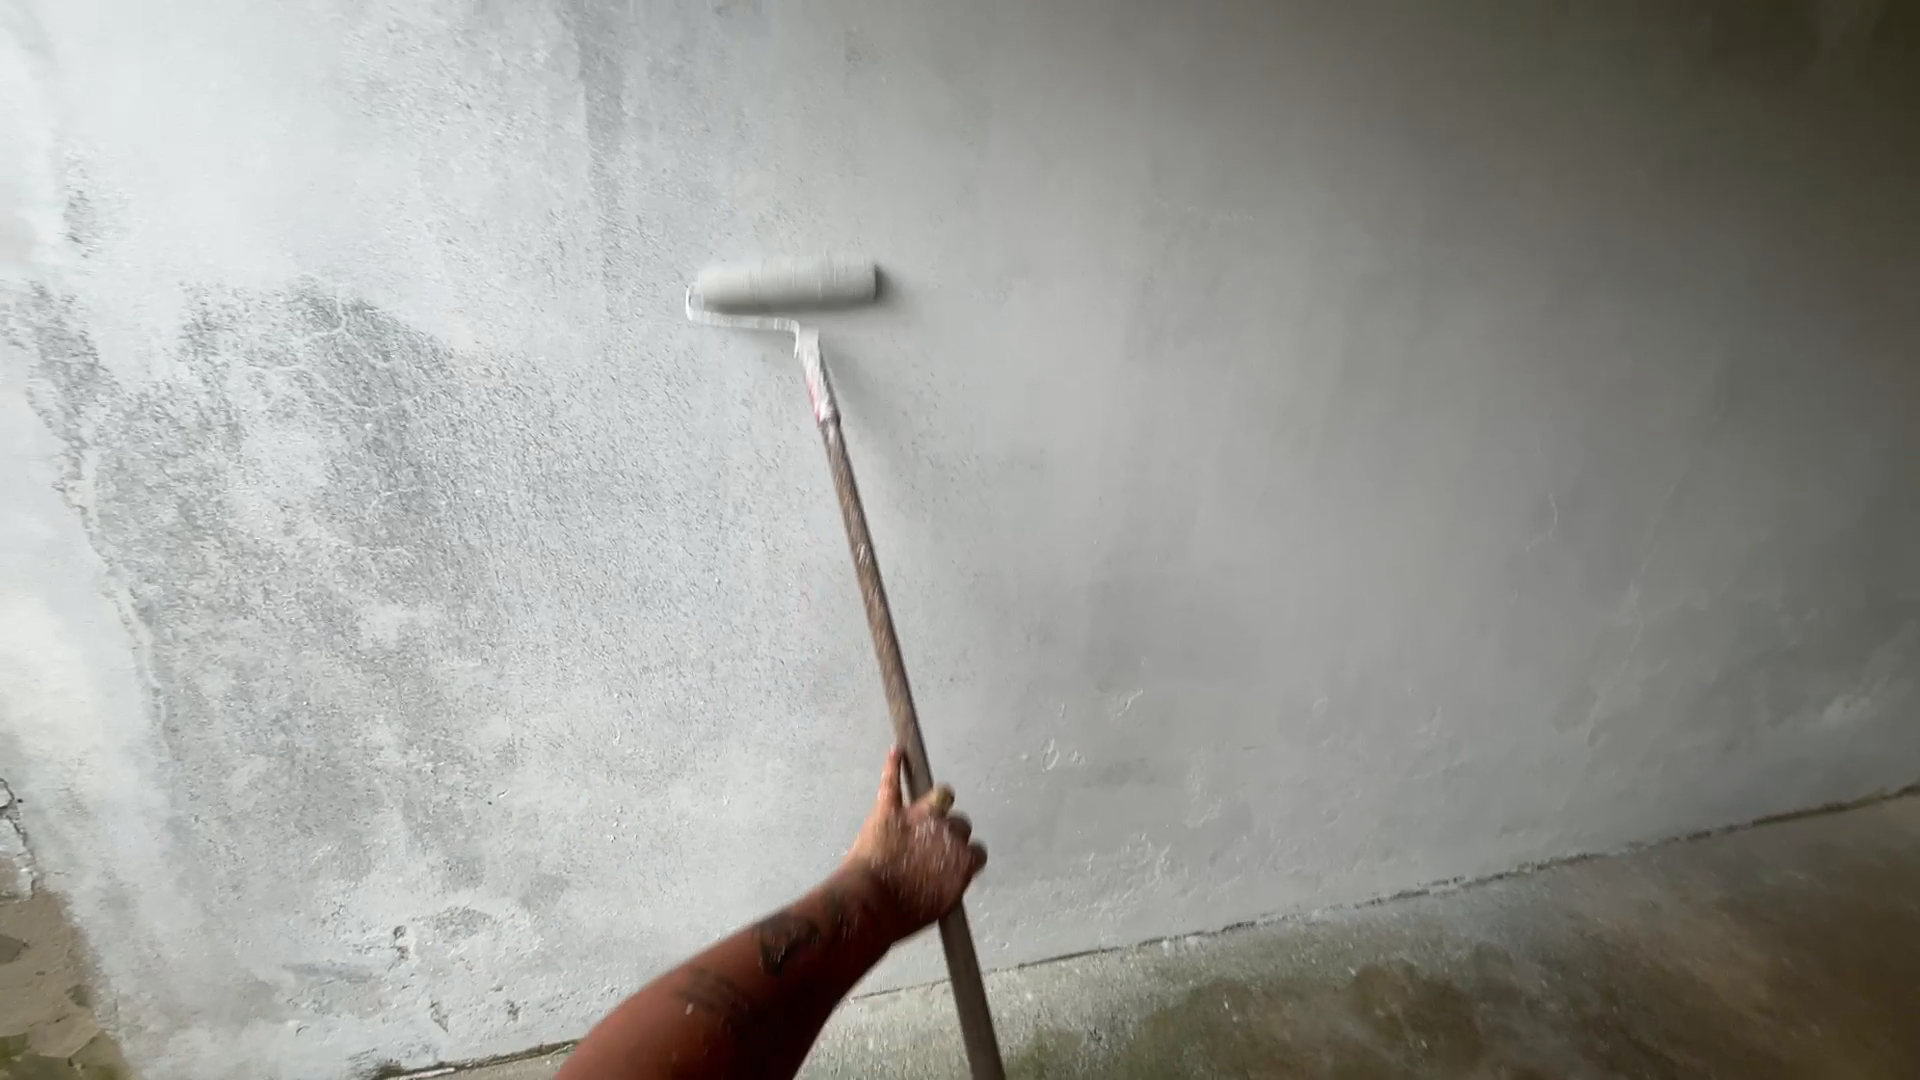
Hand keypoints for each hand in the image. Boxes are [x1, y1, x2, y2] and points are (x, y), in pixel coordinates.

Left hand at [843, 747, 986, 938]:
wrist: (870, 906)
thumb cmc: (902, 916)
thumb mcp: (939, 907)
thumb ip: (950, 883)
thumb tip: (949, 876)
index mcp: (962, 861)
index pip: (976, 851)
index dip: (964, 855)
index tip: (953, 862)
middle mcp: (947, 833)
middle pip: (960, 823)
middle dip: (950, 831)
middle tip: (931, 844)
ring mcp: (919, 816)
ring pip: (941, 795)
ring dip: (936, 801)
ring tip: (925, 807)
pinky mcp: (890, 809)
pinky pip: (893, 780)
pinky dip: (894, 764)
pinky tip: (896, 750)